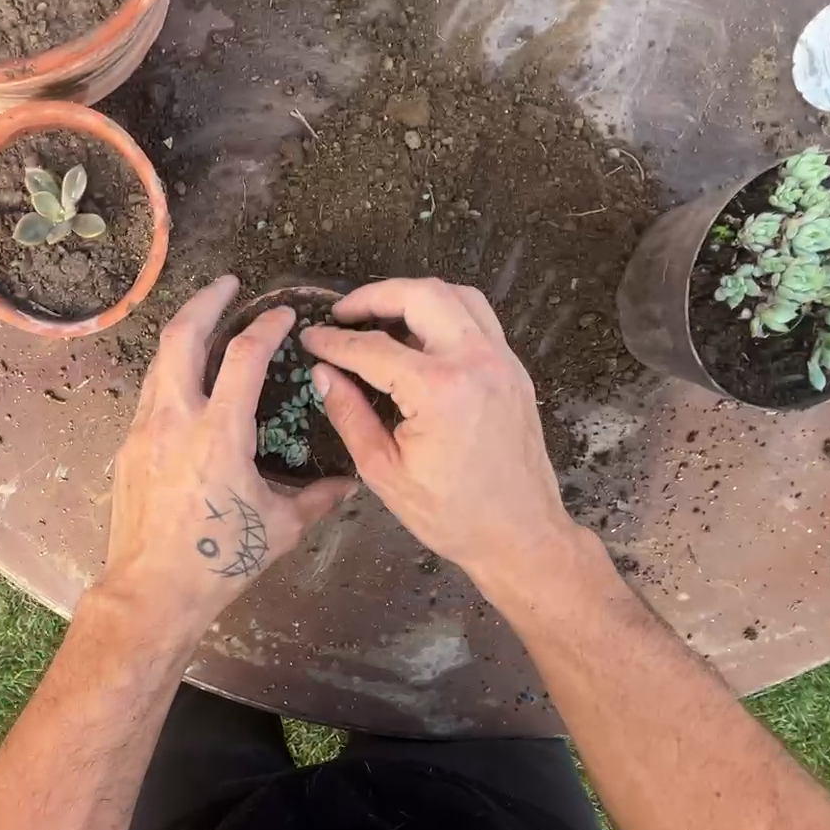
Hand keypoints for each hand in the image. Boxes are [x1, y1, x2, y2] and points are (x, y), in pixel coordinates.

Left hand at [96, 276, 357, 641]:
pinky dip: (170, 374)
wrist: (152, 591)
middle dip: (206, 301)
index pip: (244, 356)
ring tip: (204, 323)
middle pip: (181, 337)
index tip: (283, 315)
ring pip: (159, 363)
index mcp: (219, 433)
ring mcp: (145, 432)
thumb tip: (348, 486)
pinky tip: (185, 384)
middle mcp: (176, 420)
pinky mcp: (129, 449)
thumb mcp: (279, 529)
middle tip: (228, 284)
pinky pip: (149, 396)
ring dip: (183, 335)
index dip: (267, 326)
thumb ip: (317, 499)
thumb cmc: (220, 560)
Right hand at [301, 278, 582, 586]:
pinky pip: (478, 319)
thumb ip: (350, 415)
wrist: (519, 534)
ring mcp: (501, 361)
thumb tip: (323, 374)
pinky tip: (419, 336)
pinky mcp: (513, 369)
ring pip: (457, 296)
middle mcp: (475, 361)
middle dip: (374, 296)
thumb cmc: (449, 514)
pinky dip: (444, 312)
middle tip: (342, 313)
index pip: (374, 348)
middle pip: (421, 296)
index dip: (335, 342)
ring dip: (413, 297)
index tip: (310, 339)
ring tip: (379, 317)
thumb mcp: (384, 471)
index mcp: (439, 390)